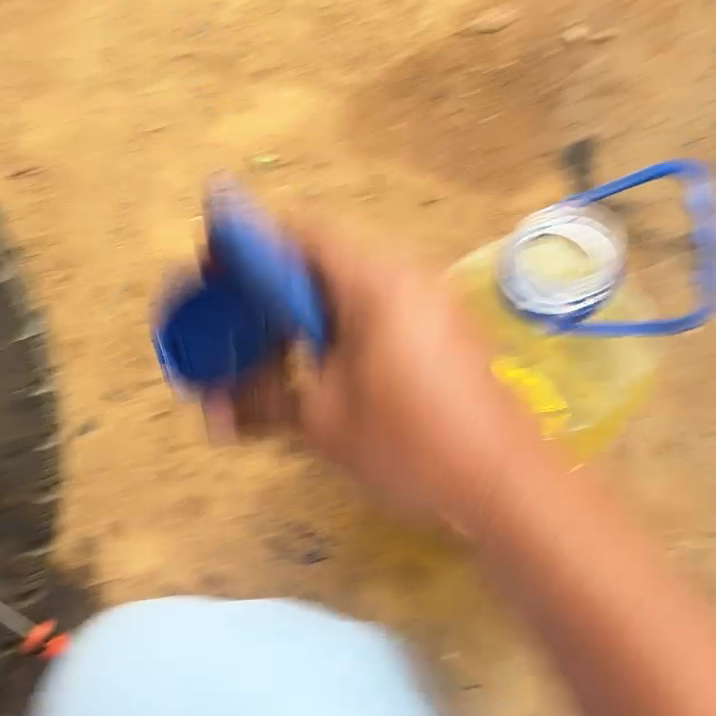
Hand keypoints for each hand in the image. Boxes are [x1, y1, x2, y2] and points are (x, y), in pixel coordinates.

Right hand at [204, 215, 550, 531]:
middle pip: (322, 263)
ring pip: (350, 295)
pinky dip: (341, 337)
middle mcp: (406, 277)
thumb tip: (215, 409)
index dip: (246, 247)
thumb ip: (261, 401)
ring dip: (306, 322)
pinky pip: (379, 317)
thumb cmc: (408, 443)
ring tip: (275, 364)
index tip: (211, 274)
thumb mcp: (322, 422)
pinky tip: (325, 379)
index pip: (298, 234)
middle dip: (272, 296)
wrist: (504, 481)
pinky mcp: (446, 335)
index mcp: (373, 280)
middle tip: (237, 331)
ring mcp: (432, 305)